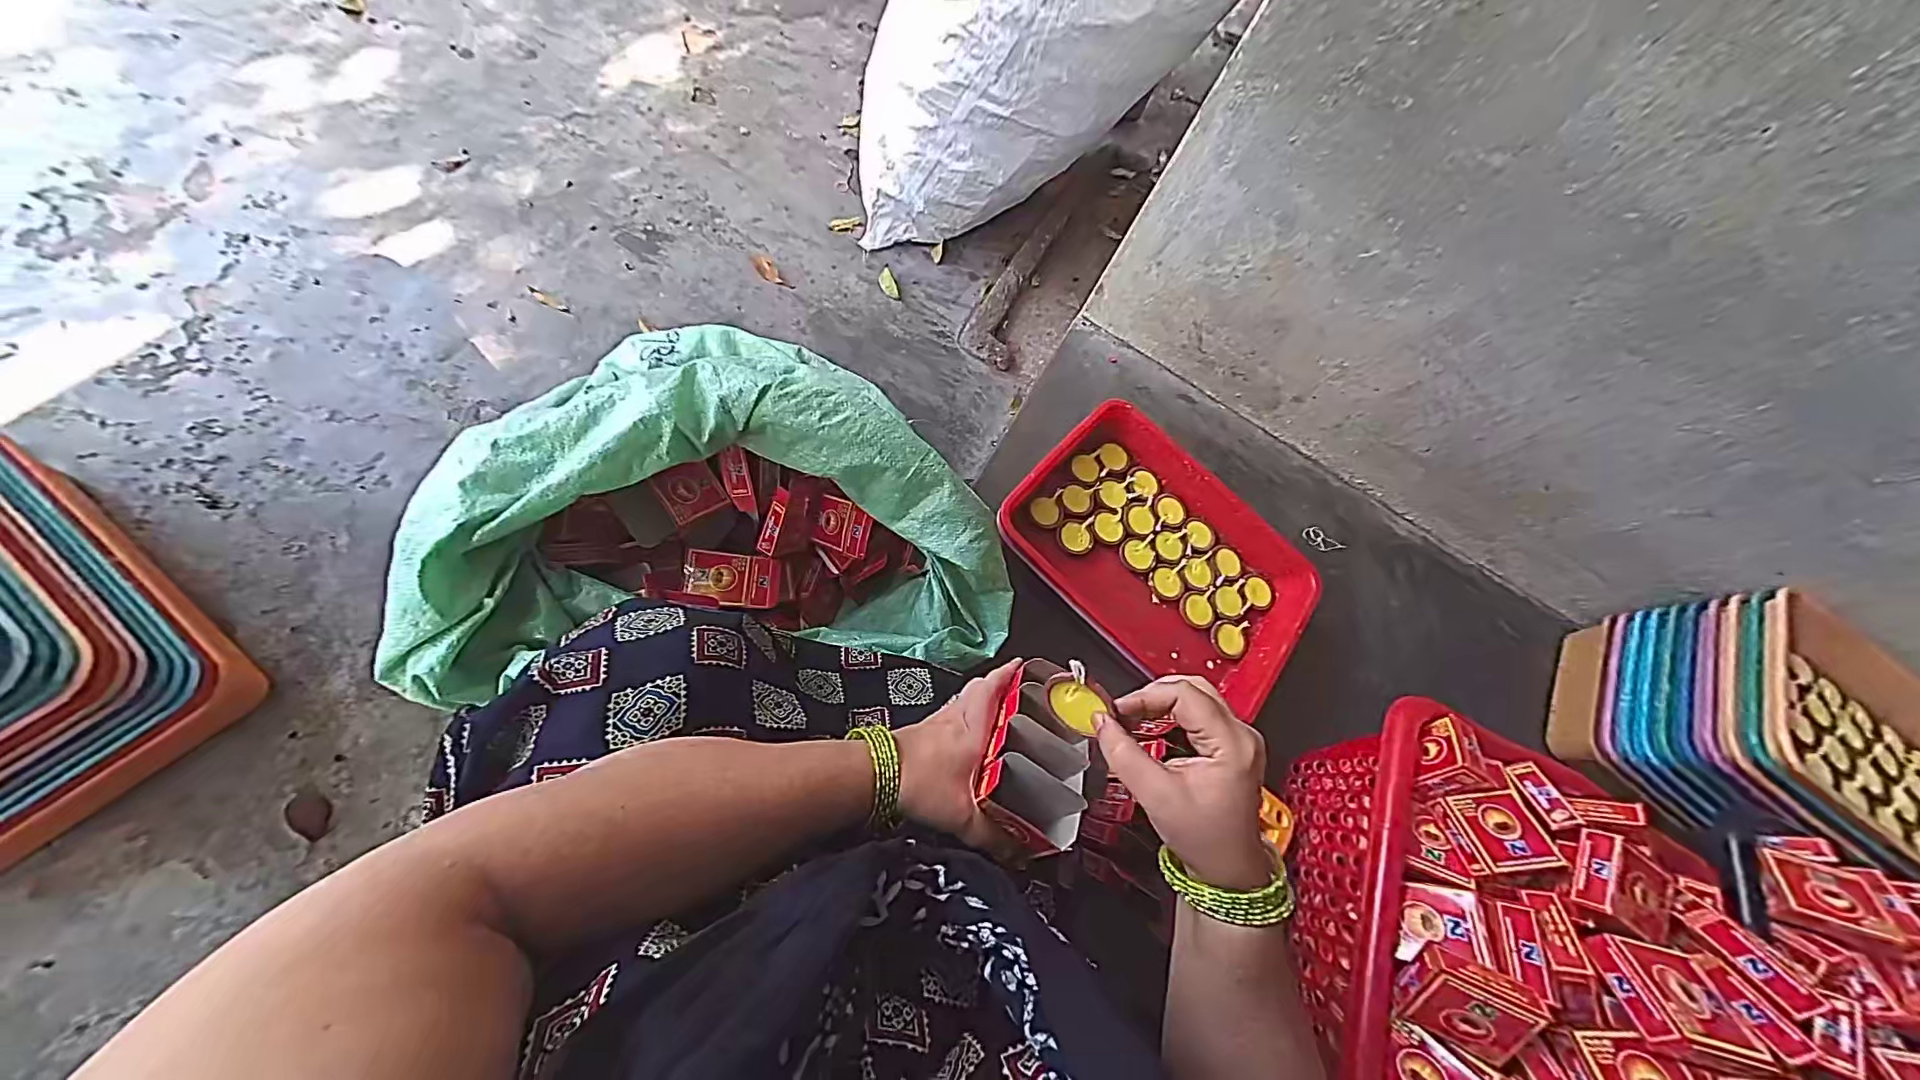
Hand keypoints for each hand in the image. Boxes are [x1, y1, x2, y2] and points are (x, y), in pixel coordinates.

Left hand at [893, 658, 1022, 854]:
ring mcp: (937, 722)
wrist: (875, 775)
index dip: (1009, 673)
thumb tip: (1019, 851)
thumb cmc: (919, 784)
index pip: (993, 688)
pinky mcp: (922, 732)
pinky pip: (950, 716)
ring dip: (979, 699)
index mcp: (973, 727)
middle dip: (998, 683)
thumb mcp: (962, 816)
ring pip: (963, 700)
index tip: (1022, 664)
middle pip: (978, 688)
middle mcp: (956, 718)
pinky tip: (965, 736)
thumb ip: (993, 836)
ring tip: (996, 710)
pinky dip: (963, 716)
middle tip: (1014, 686)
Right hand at [1094, 675, 1271, 889]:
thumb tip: (1103, 722)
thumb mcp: (1155, 795)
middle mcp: (1241, 735)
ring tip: (1132, 722)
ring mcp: (1238, 738)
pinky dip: (1169, 716)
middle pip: (1191, 688)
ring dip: (1159, 705)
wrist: (1229, 868)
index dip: (1145, 697)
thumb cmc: (1206, 839)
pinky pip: (1196, 713)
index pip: (1184, 694)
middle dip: (1151, 696)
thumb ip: (1123, 753)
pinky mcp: (1229, 744)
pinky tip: (1150, 731)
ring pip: (1193, 697)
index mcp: (1232, 743)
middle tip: (1123, 713)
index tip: (1119, 710)